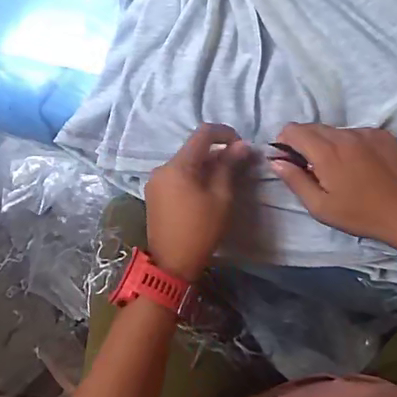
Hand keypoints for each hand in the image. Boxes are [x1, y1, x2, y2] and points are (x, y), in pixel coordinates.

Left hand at [143, 123, 251, 279]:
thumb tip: (241, 145)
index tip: (241, 146)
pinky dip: (193, 176)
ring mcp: (155, 181)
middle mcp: (162, 167)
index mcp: (178, 165)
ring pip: (185, 162)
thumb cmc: (200, 230)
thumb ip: (229, 166)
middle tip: (238, 165)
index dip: (225, 133)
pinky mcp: (154, 193)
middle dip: (216, 152)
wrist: (171, 264)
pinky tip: (206, 191)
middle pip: (193, 148)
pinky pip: (177, 175)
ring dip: (205, 165)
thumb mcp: (221, 197)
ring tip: (224, 181)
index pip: (203, 133)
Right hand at [269, 124, 396, 248]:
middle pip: (312, 127)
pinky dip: (350, 145)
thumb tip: (275, 161)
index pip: (293, 130)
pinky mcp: (383, 135)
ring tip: (340, 170)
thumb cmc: (360, 214)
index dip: (284, 142)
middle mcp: (344, 135)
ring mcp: (366, 132)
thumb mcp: (320, 206)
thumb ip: (294, 180)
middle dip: (305, 143)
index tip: (289, 161)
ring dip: (329, 144)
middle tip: (313, 169)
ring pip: (335, 131)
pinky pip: (356, 133)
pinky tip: (361, 166)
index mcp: (325, 151)